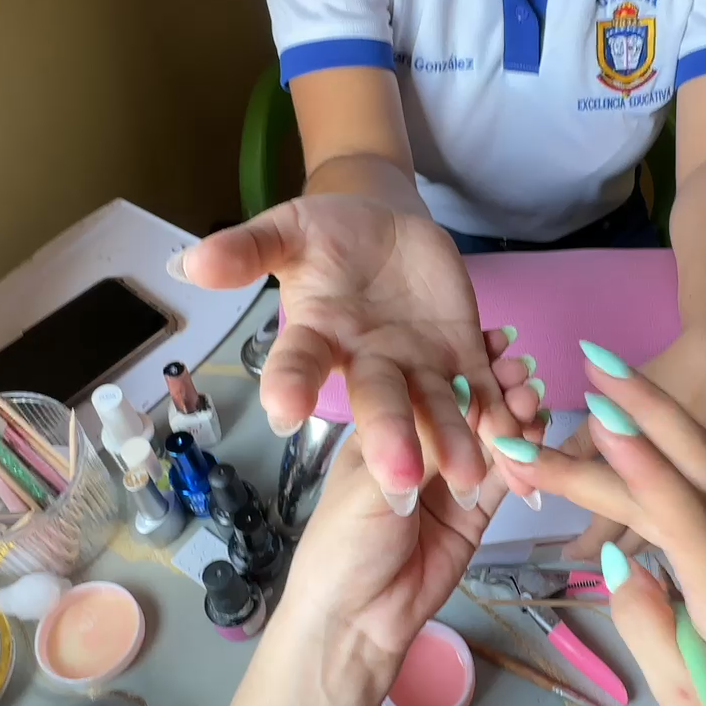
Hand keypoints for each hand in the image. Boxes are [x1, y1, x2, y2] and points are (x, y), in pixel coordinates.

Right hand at [175, 194, 525, 513]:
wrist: (386, 226)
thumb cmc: (330, 231)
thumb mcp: (289, 229)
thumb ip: (250, 246)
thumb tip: (189, 261)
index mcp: (321, 336)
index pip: (298, 363)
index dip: (289, 385)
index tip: (284, 413)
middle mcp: (368, 363)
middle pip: (377, 402)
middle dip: (389, 437)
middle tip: (401, 478)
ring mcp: (418, 365)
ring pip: (437, 407)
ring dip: (455, 440)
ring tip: (474, 476)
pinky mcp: (461, 355)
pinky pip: (482, 389)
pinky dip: (499, 414)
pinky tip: (517, 440)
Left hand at [277, 332, 545, 665]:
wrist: (358, 619)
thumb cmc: (346, 542)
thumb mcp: (376, 483)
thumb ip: (424, 443)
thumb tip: (469, 393)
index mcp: (385, 430)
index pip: (428, 387)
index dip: (462, 366)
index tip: (493, 345)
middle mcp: (421, 448)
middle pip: (465, 407)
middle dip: (494, 385)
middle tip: (523, 369)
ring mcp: (451, 478)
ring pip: (490, 438)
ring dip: (514, 416)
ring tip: (535, 395)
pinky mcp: (477, 510)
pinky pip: (506, 477)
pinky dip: (526, 456)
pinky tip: (542, 433)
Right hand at [485, 338, 705, 705]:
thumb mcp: (688, 701)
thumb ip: (651, 634)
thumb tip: (615, 564)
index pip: (687, 524)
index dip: (646, 472)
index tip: (603, 424)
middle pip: (690, 471)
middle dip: (632, 421)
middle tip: (580, 381)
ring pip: (705, 450)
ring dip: (656, 401)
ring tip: (607, 359)